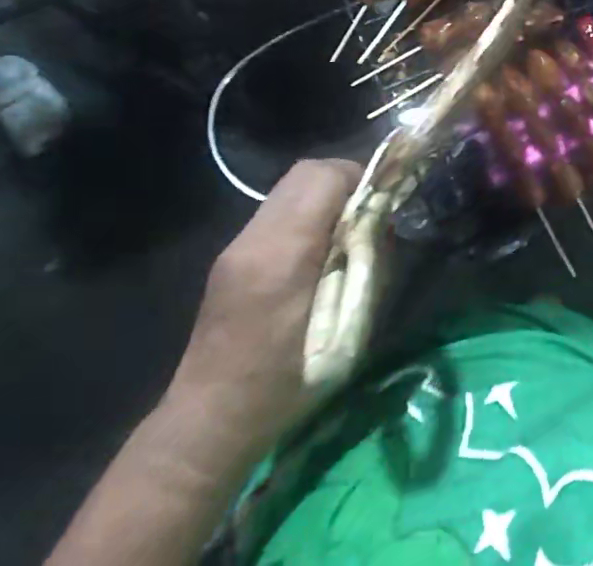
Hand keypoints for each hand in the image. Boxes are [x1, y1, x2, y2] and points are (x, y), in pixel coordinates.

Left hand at [170, 159, 360, 451]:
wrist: (209, 419)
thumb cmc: (285, 387)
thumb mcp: (343, 339)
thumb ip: (364, 274)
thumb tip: (381, 228)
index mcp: (283, 256)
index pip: (324, 178)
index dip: (361, 179)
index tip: (383, 202)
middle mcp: (255, 238)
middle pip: (304, 172)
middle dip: (344, 180)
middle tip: (368, 212)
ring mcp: (237, 244)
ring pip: (287, 189)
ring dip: (322, 197)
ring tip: (345, 231)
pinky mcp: (230, 255)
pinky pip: (274, 211)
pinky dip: (303, 214)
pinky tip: (315, 251)